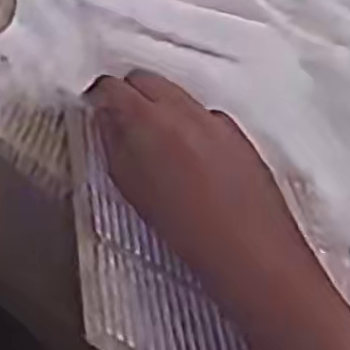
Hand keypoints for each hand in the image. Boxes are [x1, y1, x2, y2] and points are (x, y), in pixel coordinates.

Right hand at [87, 73, 349, 349]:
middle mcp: (187, 111)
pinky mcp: (247, 146)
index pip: (109, 85)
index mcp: (149, 118)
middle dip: (126, 90)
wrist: (261, 271)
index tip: (87, 106)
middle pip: (146, 79)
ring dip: (160, 106)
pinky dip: (190, 123)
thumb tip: (102, 114)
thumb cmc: (181, 228)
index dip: (94, 94)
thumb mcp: (127, 182)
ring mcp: (222, 127)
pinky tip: (188, 152)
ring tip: (152, 135)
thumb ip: (111, 140)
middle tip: (115, 116)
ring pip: (178, 96)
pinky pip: (207, 118)